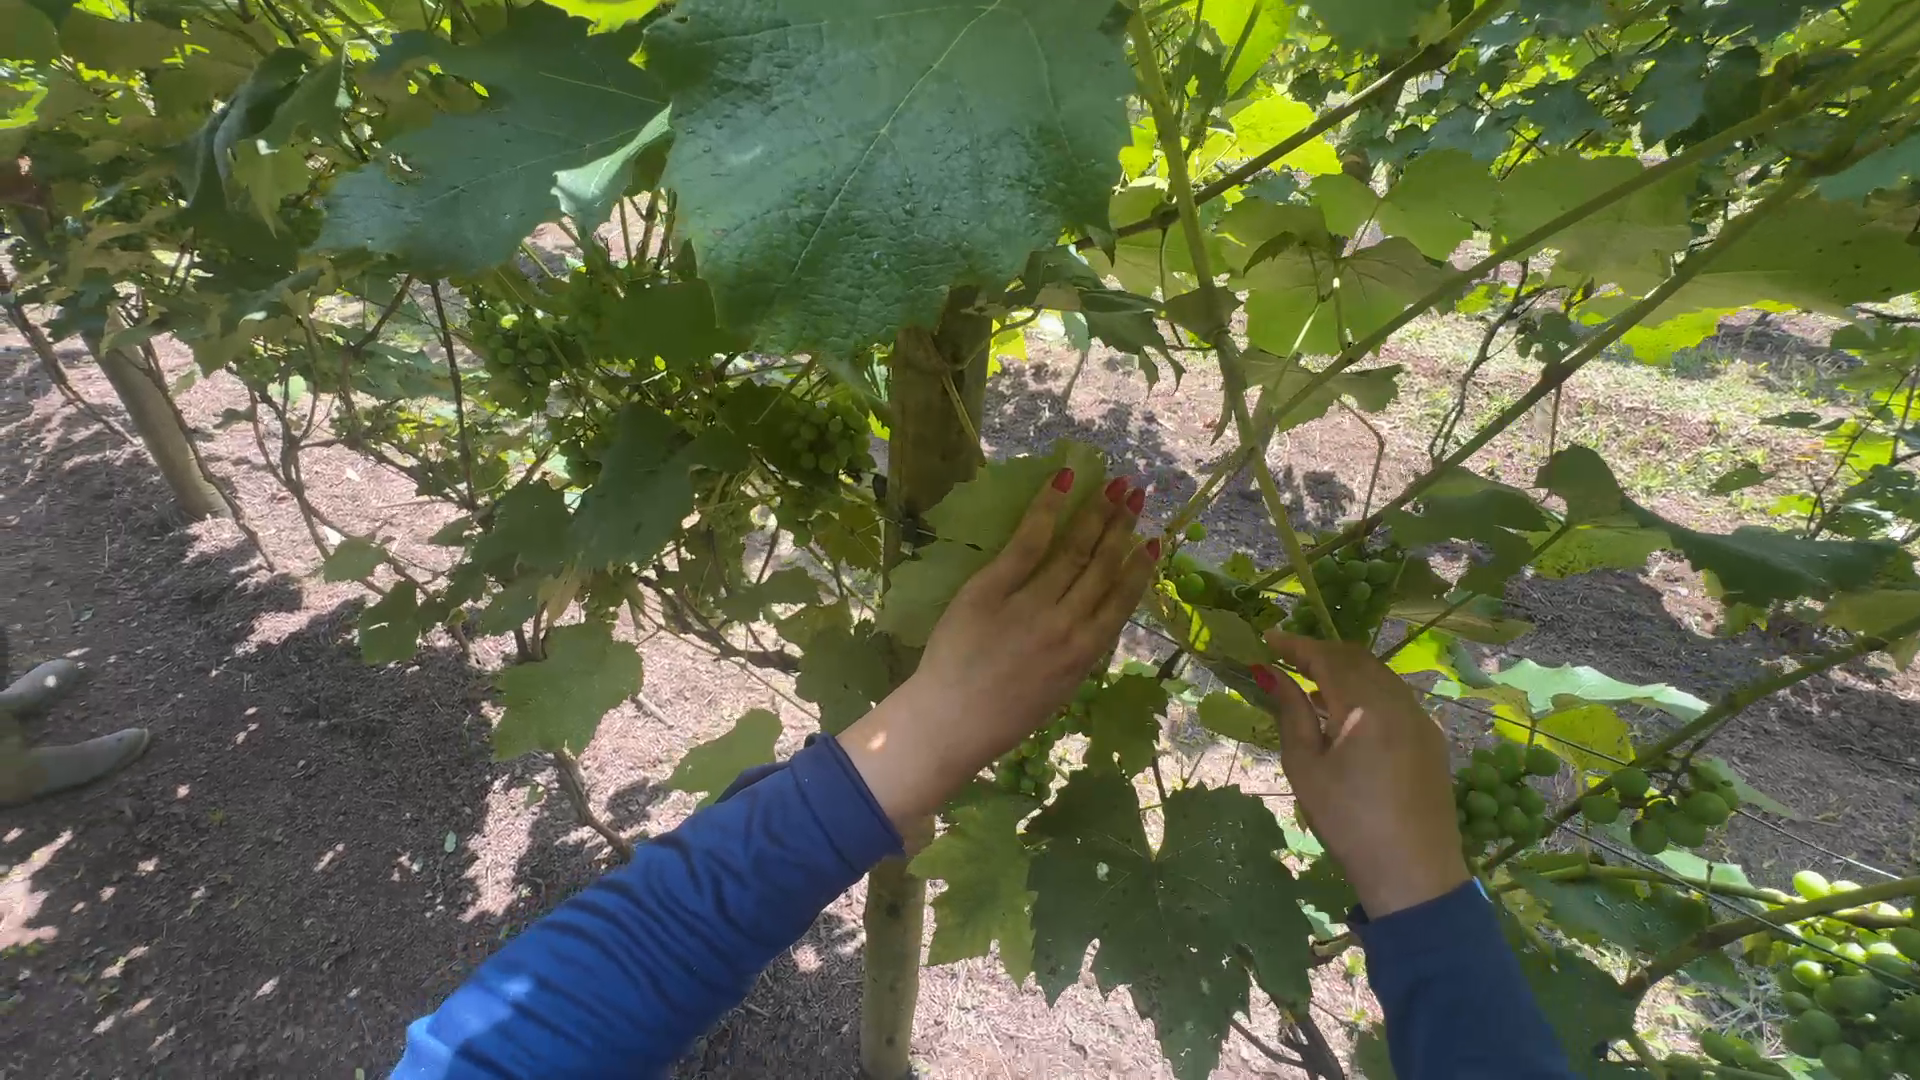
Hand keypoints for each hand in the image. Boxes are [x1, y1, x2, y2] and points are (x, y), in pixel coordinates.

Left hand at [842, 468, 1158, 829]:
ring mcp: (1030, 605)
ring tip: (1113, 485)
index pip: (1121, 601)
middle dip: (1122, 525)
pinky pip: (1027, 542)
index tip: (1154, 539)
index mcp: (1084, 655)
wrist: (950, 722)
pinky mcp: (992, 588)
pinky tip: (1062, 481)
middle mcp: (1066, 625)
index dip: (1140, 566)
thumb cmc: (1002, 717)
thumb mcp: (1057, 693)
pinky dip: (1048, 509)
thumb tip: (1093, 619)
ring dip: (1096, 513)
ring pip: (1073, 550)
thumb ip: (1077, 654)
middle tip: (1136, 492)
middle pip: (1101, 566)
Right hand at [1252, 633, 1469, 916]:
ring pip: (1378, 675)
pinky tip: (1343, 712)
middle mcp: (1399, 703)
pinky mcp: (1431, 739)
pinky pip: (1394, 697)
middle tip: (1286, 657)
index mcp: (1365, 707)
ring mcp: (1421, 720)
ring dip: (1343, 670)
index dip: (1295, 645)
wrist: (1413, 874)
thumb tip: (1270, 673)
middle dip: (1319, 652)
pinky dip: (1364, 690)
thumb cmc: (1346, 820)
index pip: (1326, 658)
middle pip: (1356, 659)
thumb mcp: (1305, 765)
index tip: (1266, 639)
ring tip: (1309, 682)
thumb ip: (1290, 711)